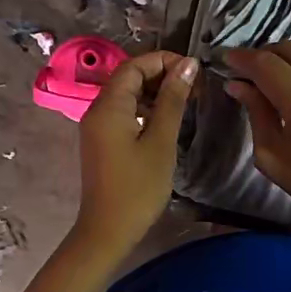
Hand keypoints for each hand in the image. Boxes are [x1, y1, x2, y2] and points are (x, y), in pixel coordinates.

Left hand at [73, 51, 196, 251]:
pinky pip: (122, 114)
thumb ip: (172, 100)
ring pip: (126, 96)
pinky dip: (144, 110)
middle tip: (194, 88)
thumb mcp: (160, 141)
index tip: (194, 72)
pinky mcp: (101, 142)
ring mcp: (96, 127)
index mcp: (108, 106)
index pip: (134, 66)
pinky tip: (165, 122)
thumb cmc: (138, 187)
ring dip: (154, 94)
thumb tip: (187, 65)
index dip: (164, 61)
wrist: (108, 230)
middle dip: (160, 75)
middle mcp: (97, 110)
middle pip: (128, 78)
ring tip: (185, 103)